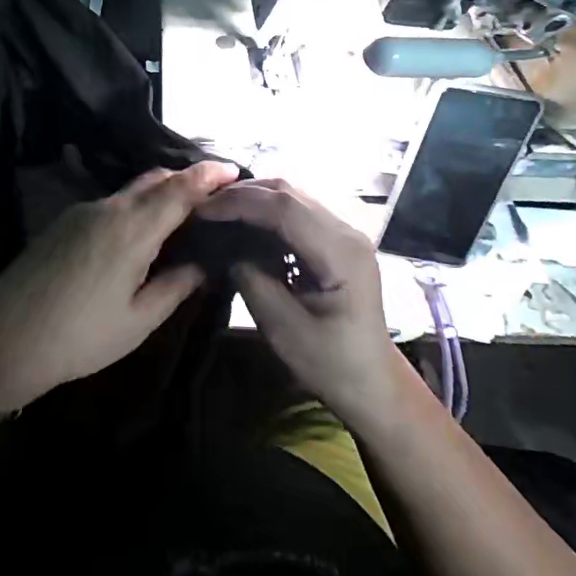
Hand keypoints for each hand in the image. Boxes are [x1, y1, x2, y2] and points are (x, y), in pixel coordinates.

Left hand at [0, 162, 238, 411]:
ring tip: (183, 216)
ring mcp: (82, 212)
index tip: (235, 169)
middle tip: (215, 197)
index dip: (210, 174)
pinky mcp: (63, 223)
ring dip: (161, 193)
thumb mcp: (137, 321)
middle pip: (156, 180)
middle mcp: (109, 208)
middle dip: (188, 180)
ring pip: (132, 190)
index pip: (180, 188)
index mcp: (133, 229)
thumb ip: (176, 286)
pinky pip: (112, 203)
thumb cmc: (77, 337)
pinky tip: (142, 233)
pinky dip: (137, 206)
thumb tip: (204, 263)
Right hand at [197, 179, 408, 420]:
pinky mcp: (338, 241)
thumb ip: (254, 281)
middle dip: (244, 194)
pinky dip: (269, 212)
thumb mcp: (284, 329)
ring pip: (294, 198)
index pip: (285, 208)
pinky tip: (245, 224)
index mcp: (341, 252)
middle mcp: (347, 231)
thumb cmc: (332, 364)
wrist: (372, 382)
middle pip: (290, 194)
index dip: (241, 202)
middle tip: (205, 206)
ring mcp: (345, 233)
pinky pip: (300, 213)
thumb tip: (227, 247)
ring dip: (255, 199)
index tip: (203, 210)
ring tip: (218, 211)